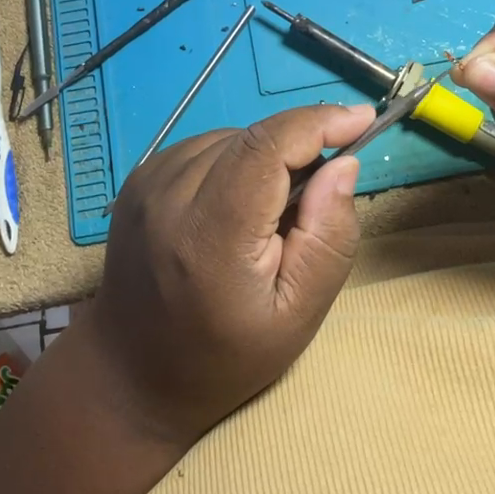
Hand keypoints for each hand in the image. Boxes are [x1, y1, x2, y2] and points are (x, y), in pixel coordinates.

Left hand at [84, 103, 373, 445]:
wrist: (132, 373)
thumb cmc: (225, 356)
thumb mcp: (297, 316)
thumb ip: (328, 239)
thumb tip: (344, 162)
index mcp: (210, 235)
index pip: (267, 146)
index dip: (318, 123)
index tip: (362, 120)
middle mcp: (169, 195)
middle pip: (253, 137)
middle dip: (300, 147)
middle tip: (317, 197)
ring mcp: (147, 181)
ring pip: (231, 137)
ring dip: (266, 157)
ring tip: (268, 214)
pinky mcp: (139, 177)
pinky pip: (205, 147)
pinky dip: (235, 161)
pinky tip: (235, 205)